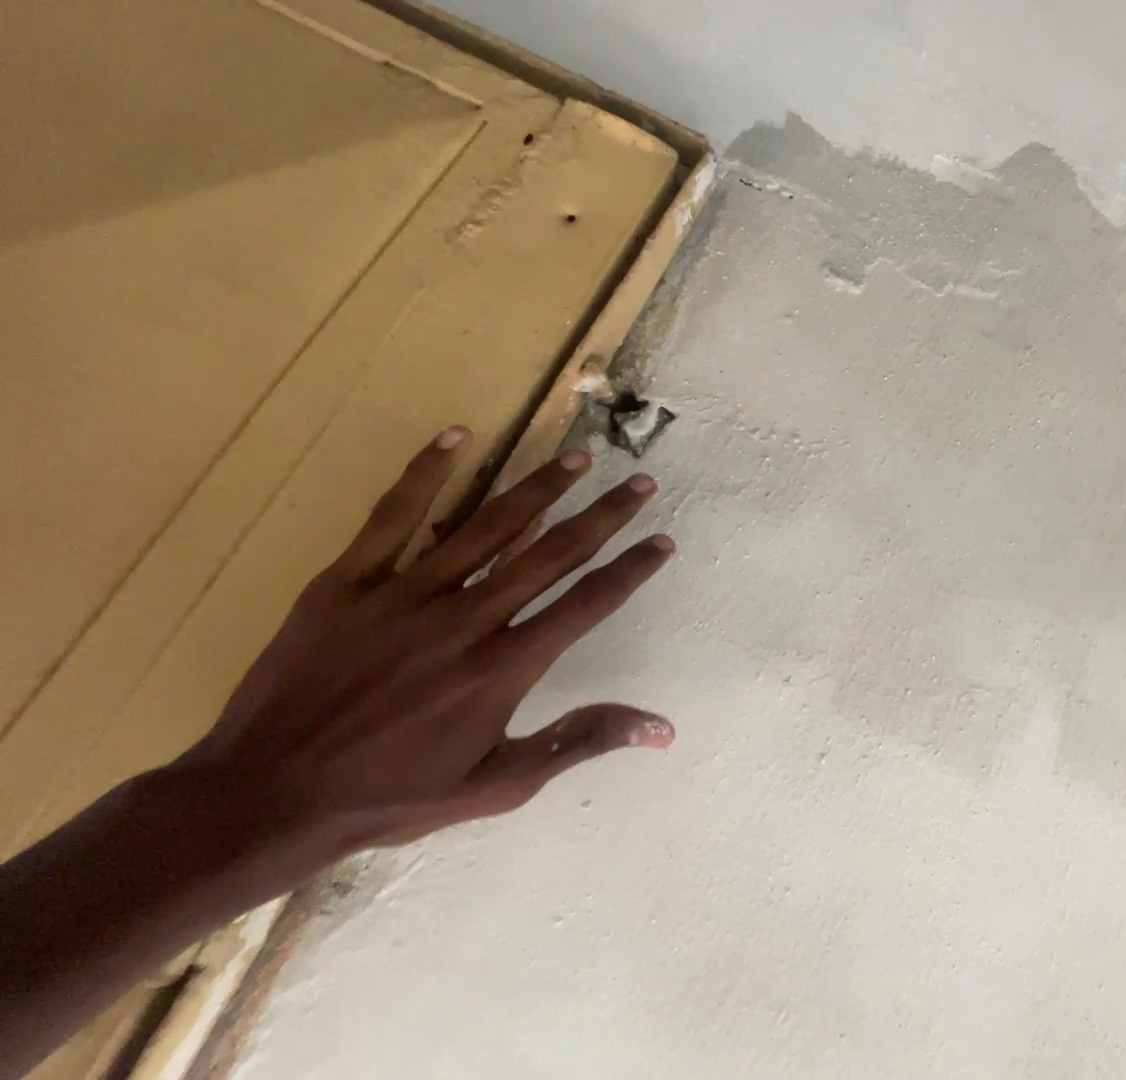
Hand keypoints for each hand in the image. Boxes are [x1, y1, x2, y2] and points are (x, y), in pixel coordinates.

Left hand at [169, 426, 676, 871]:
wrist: (265, 798)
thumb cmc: (395, 796)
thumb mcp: (501, 784)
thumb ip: (581, 741)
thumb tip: (662, 729)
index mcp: (505, 668)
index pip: (588, 603)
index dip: (632, 569)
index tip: (662, 540)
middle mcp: (466, 620)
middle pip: (551, 553)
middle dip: (603, 516)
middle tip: (640, 483)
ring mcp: (404, 595)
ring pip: (486, 526)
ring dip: (538, 488)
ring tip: (577, 457)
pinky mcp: (347, 583)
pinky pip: (393, 517)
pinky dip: (427, 474)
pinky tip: (458, 436)